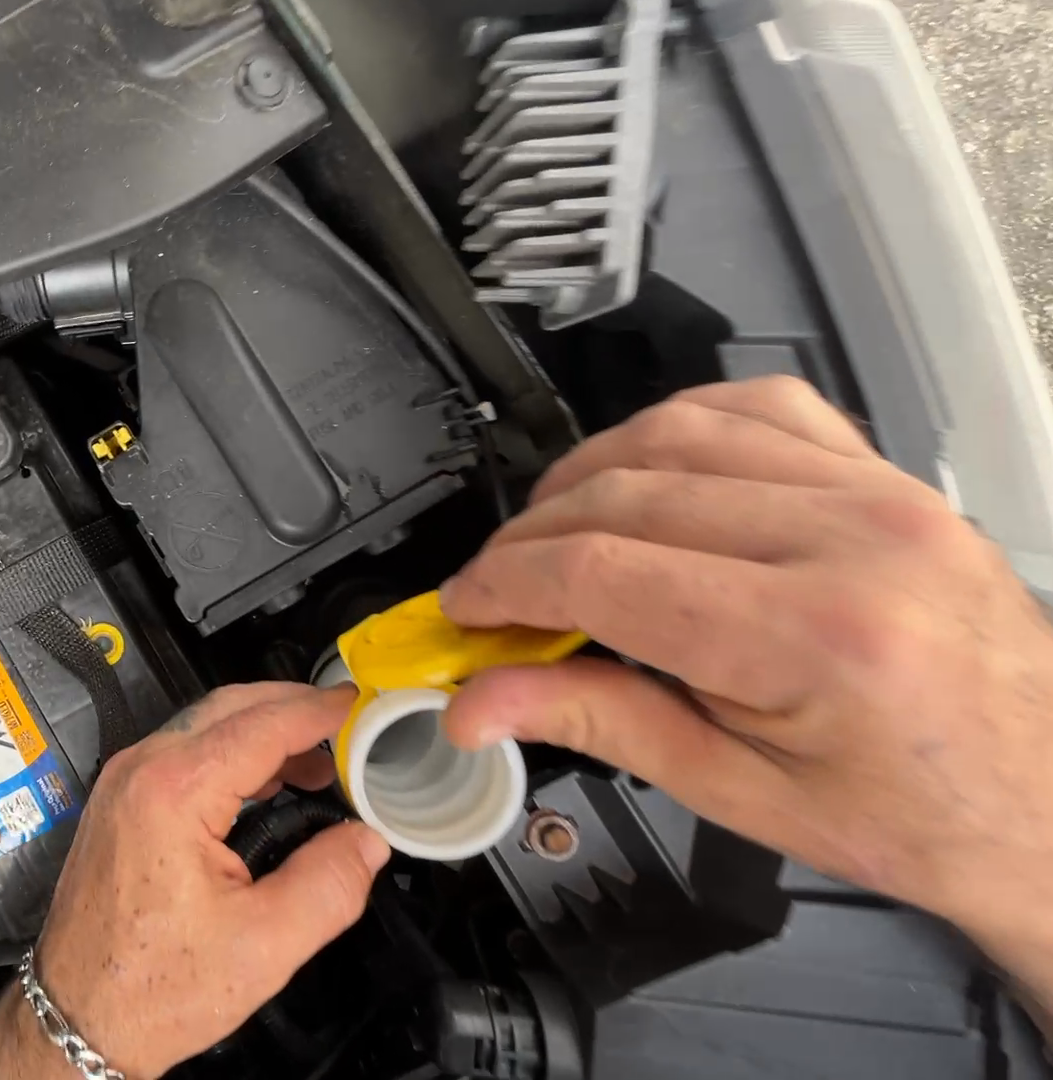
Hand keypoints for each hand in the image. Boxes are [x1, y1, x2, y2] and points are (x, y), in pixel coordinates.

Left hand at [0, 683, 388, 1078]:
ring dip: (260, 729)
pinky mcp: (119, 796)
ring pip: (203, 724)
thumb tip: (368, 841)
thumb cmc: (157, 986)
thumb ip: (328, 885)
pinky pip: (182, 750)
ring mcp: (123, 778)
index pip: (259, 726)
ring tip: (314, 761)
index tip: (355, 702)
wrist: (75, 1013)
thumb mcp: (263, 946)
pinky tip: (264, 780)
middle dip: (289, 706)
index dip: (314, 711)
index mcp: (173, 790)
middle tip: (341, 725)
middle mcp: (141, 767)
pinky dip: (229, 751)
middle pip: (227, 708)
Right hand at [438, 376, 1052, 1007]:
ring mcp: (875, 490)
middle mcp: (853, 538)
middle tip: (494, 593)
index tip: (464, 609)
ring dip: (577, 482)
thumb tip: (473, 705)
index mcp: (818, 636)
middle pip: (616, 498)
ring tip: (548, 536)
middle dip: (523, 544)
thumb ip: (592, 722)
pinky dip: (663, 430)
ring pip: (664, 436)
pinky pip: (746, 409)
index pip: (596, 570)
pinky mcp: (881, 473)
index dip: (501, 584)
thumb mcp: (730, 790)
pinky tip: (637, 476)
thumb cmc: (906, 813)